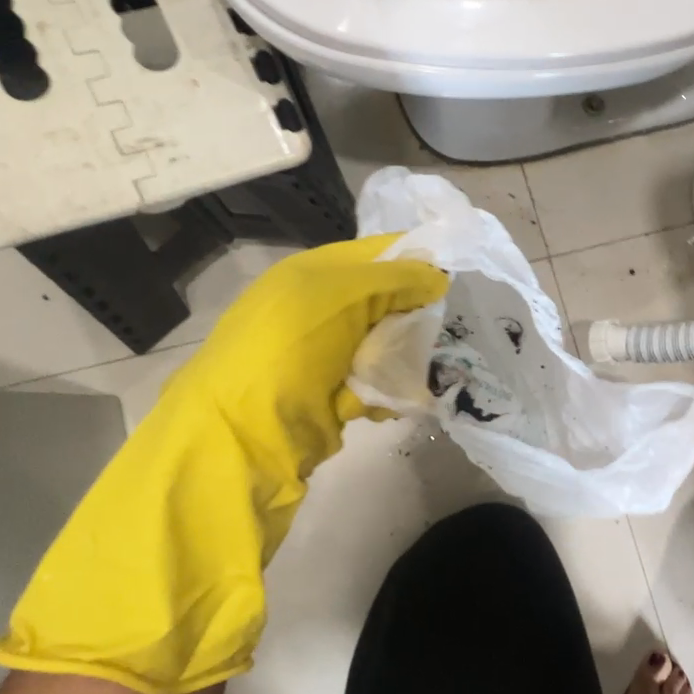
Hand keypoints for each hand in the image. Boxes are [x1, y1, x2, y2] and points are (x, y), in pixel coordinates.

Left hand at [0, 236, 448, 693]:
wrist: (236, 438)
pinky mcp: (330, 398)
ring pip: (390, 345)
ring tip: (432, 368)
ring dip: (411, 356)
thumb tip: (439, 276)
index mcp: (312, 275)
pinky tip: (399, 400)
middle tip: (453, 328)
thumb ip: (393, 278)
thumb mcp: (337, 296)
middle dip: (420, 315)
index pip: (379, 256)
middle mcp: (318, 310)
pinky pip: (378, 383)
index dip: (418, 264)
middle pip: (390, 301)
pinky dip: (392, 390)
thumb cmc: (284, 352)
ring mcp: (323, 357)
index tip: (457, 281)